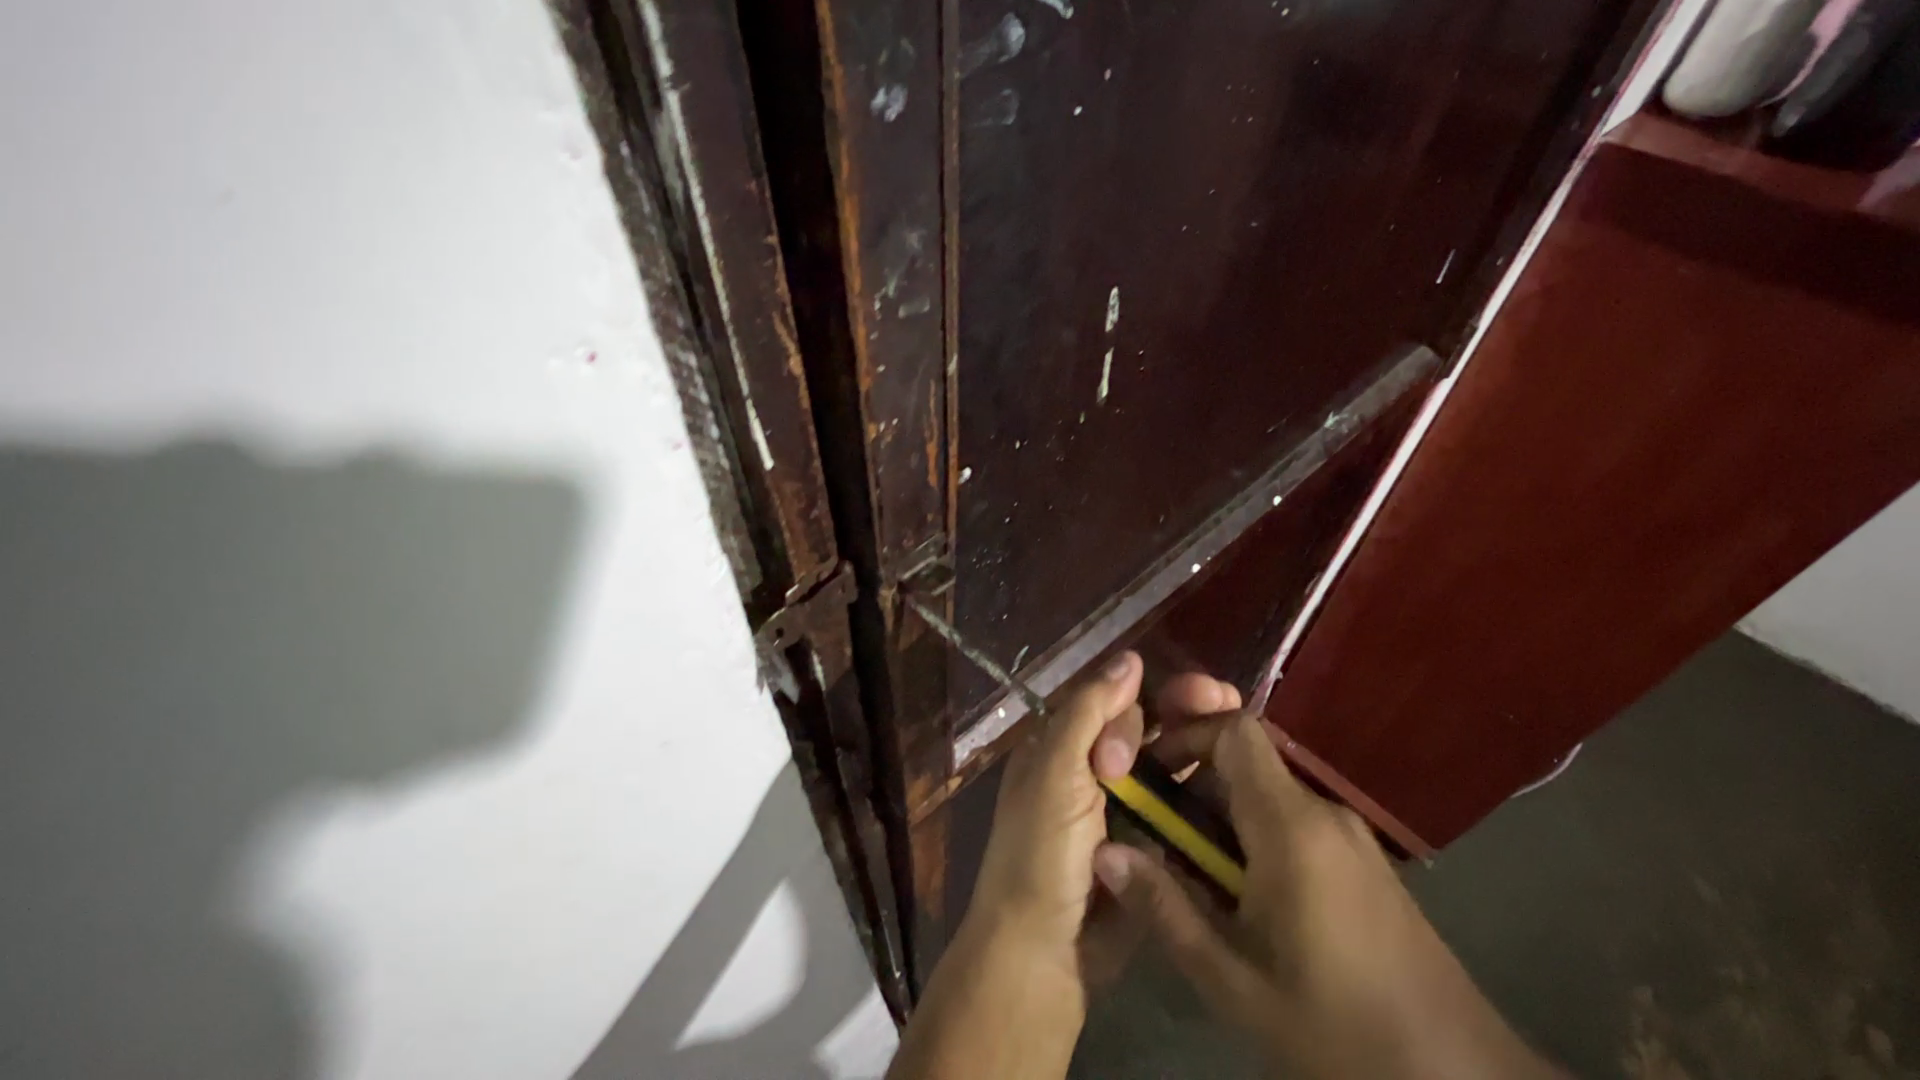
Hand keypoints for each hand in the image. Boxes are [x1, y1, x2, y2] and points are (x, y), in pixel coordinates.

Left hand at [967, 655, 1243, 976]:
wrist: (1044, 953)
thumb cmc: (1040, 855)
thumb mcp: (1055, 774)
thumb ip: (1088, 715)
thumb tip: (1130, 657)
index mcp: (1059, 749)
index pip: (1111, 702)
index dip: (1146, 697)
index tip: (1187, 700)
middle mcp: (1090, 773)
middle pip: (1144, 729)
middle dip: (1182, 712)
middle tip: (1227, 703)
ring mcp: (1122, 811)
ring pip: (1167, 765)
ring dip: (1199, 746)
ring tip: (1242, 733)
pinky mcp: (1149, 847)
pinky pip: (1180, 809)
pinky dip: (1204, 792)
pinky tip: (1238, 779)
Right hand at [1094, 714, 1563, 1079]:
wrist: (1454, 1073)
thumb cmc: (1334, 1023)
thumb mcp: (1231, 978)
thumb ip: (1165, 907)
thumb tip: (1106, 852)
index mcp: (1290, 827)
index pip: (1236, 730)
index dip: (1185, 733)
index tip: (1147, 774)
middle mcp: (1324, 815)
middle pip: (1247, 762)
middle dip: (1192, 784)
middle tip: (1153, 831)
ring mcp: (1351, 839)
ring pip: (1269, 795)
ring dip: (1220, 817)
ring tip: (1186, 870)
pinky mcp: (1365, 865)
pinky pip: (1295, 825)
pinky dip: (1254, 838)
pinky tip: (1239, 896)